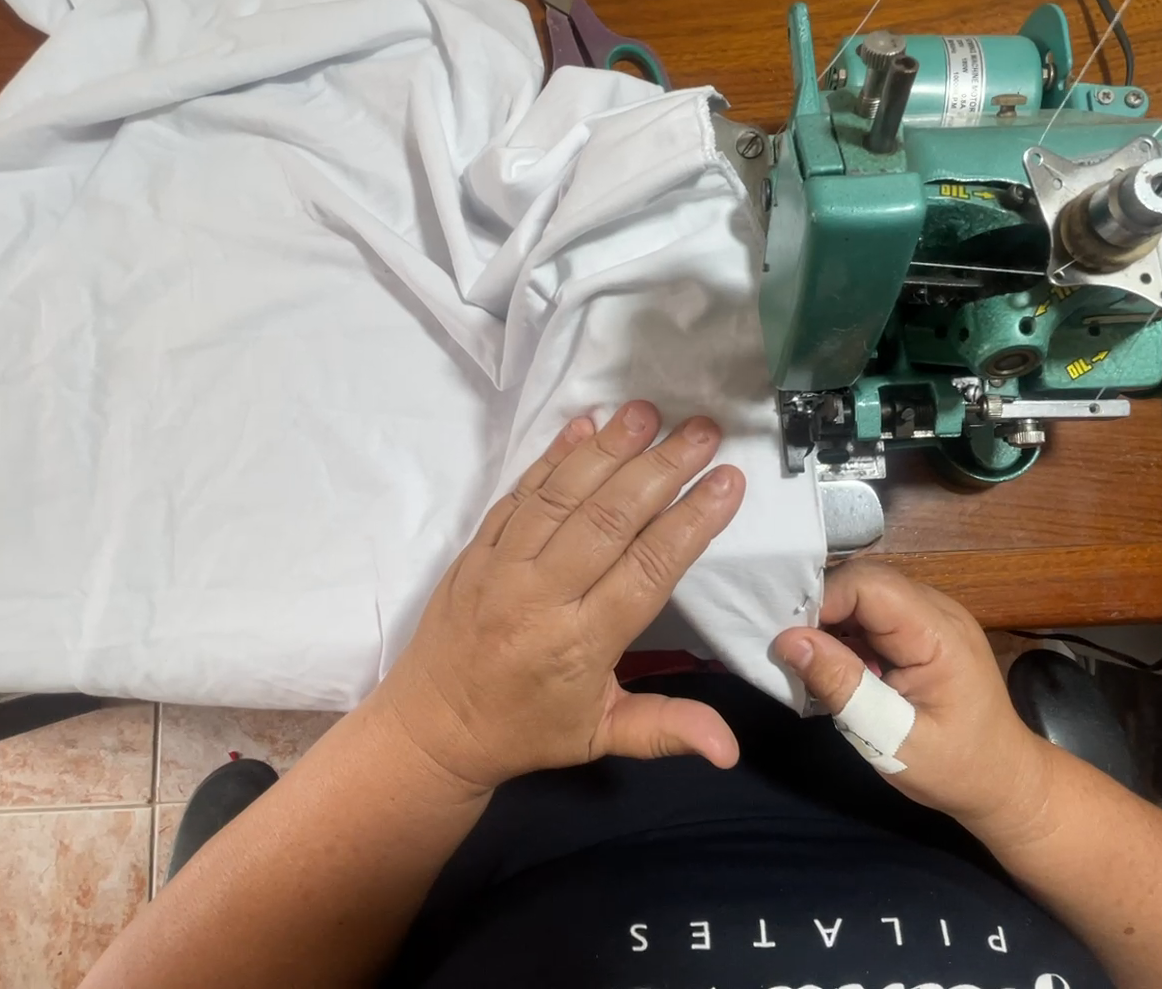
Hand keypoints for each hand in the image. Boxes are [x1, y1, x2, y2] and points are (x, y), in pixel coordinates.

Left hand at [370, 401, 745, 792]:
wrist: (429, 728)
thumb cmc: (524, 730)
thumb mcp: (598, 738)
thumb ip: (665, 729)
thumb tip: (732, 751)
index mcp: (580, 642)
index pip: (646, 569)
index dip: (690, 521)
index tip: (727, 480)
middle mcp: (540, 595)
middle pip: (608, 518)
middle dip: (660, 468)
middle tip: (702, 429)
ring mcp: (501, 564)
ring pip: (562, 495)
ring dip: (607, 448)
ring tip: (647, 410)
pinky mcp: (475, 548)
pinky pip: (517, 494)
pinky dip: (550, 457)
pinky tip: (583, 426)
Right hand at [772, 562, 1053, 842]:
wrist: (1005, 782)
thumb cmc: (955, 768)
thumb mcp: (891, 739)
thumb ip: (842, 686)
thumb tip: (788, 641)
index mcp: (938, 633)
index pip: (867, 584)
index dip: (823, 601)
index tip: (790, 639)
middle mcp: (936, 610)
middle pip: (863, 580)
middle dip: (820, 608)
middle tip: (792, 650)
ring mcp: (929, 615)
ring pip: (863, 591)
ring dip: (829, 620)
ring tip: (808, 659)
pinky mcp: (919, 627)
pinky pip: (871, 610)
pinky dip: (843, 630)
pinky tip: (833, 663)